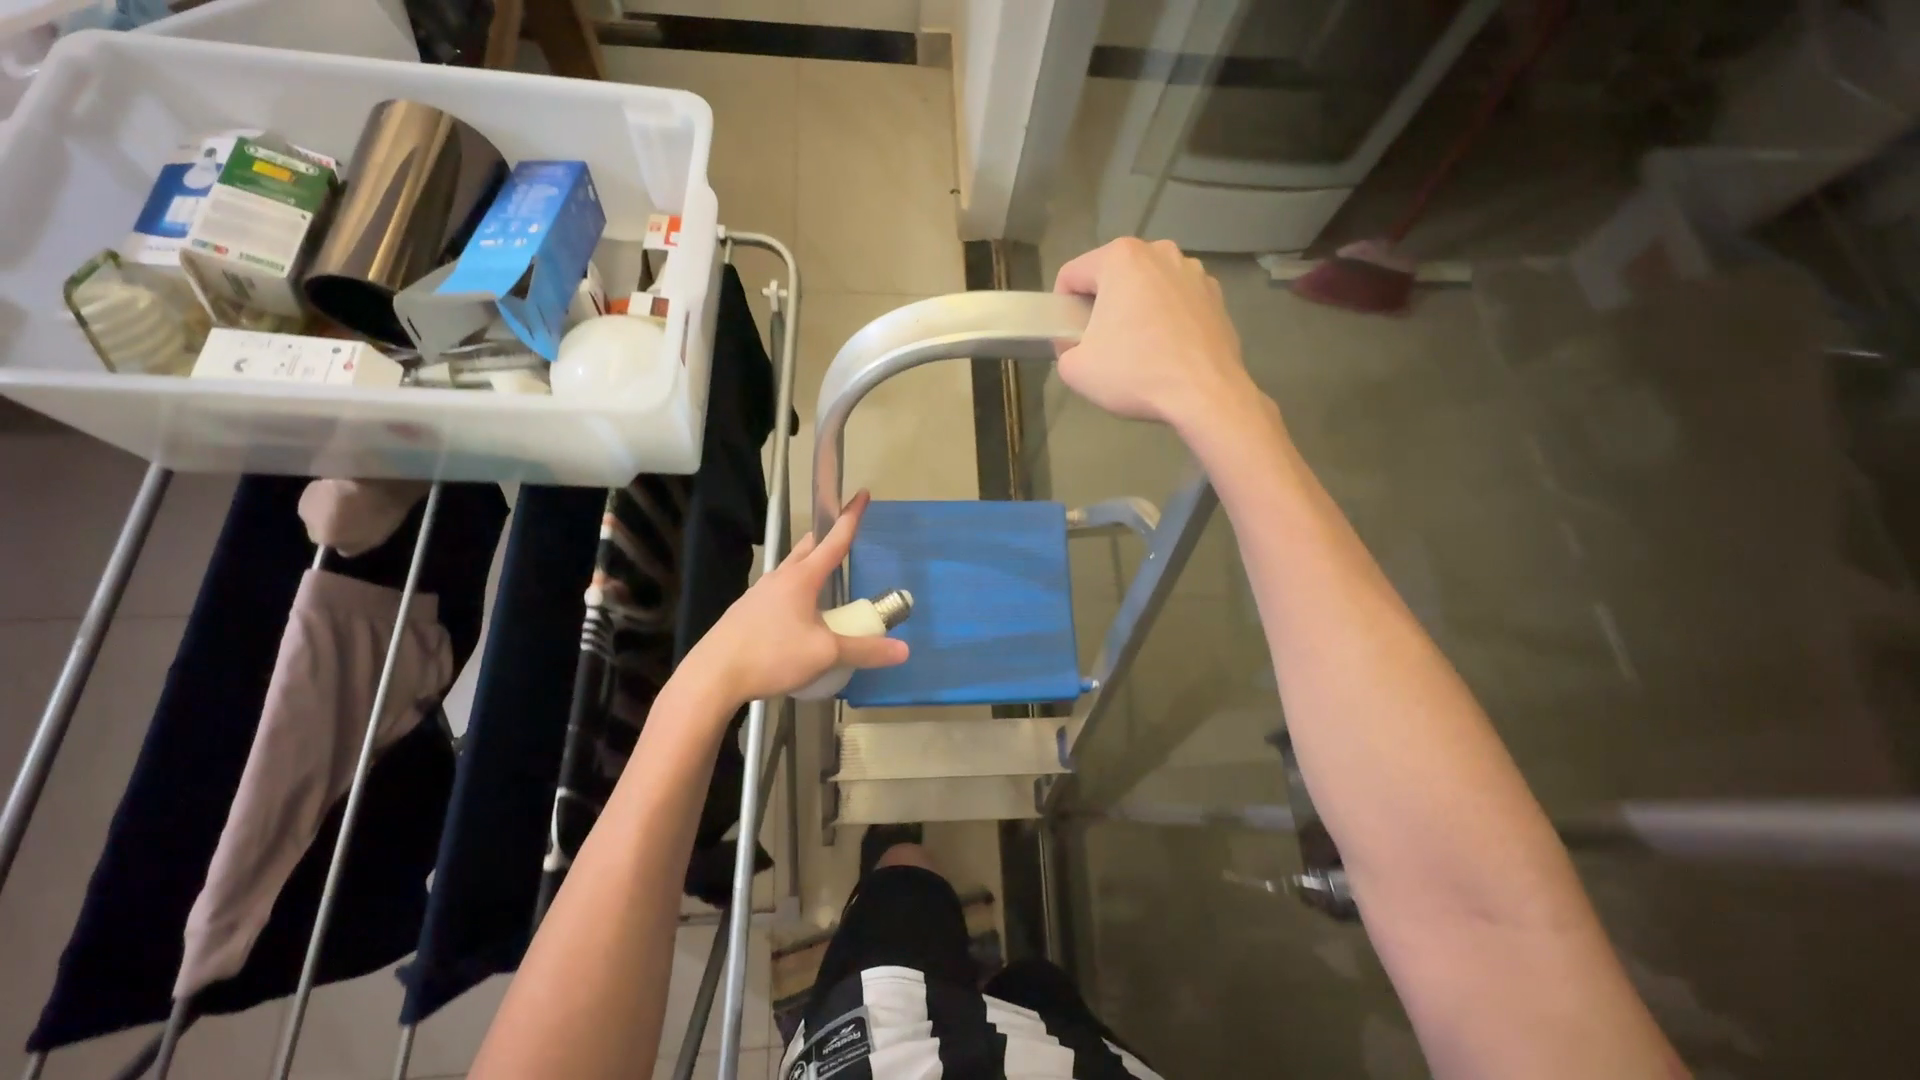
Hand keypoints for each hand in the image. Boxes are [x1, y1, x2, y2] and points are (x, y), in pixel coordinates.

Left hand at [681, 491, 908, 707]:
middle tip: (842, 535)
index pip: (834, 541)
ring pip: (789, 571)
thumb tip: (903, 650)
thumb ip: (864, 650)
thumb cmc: (771, 655)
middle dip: (826, 539)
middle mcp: (778, 579)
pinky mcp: (745, 614)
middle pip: (807, 549)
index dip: (850, 518)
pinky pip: (776, 593)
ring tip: (822, 580)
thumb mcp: (825, 654)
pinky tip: (796, 615)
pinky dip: (793, 593)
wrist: (713, 676)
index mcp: (801, 578)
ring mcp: (758, 595)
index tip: (861, 494)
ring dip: (808, 567)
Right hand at [1053, 238, 1258, 432]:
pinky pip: (1177, 301)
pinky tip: (1168, 349)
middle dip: (1103, 304)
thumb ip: (1063, 348)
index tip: (1070, 336)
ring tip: (1139, 348)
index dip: (1062, 307)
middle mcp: (1160, 252)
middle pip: (1113, 276)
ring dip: (1137, 308)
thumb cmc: (1136, 373)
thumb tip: (1075, 344)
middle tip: (1103, 344)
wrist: (1206, 394)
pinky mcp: (1216, 295)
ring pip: (1147, 286)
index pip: (1072, 275)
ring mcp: (1194, 271)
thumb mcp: (1075, 369)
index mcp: (1121, 257)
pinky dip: (1167, 318)